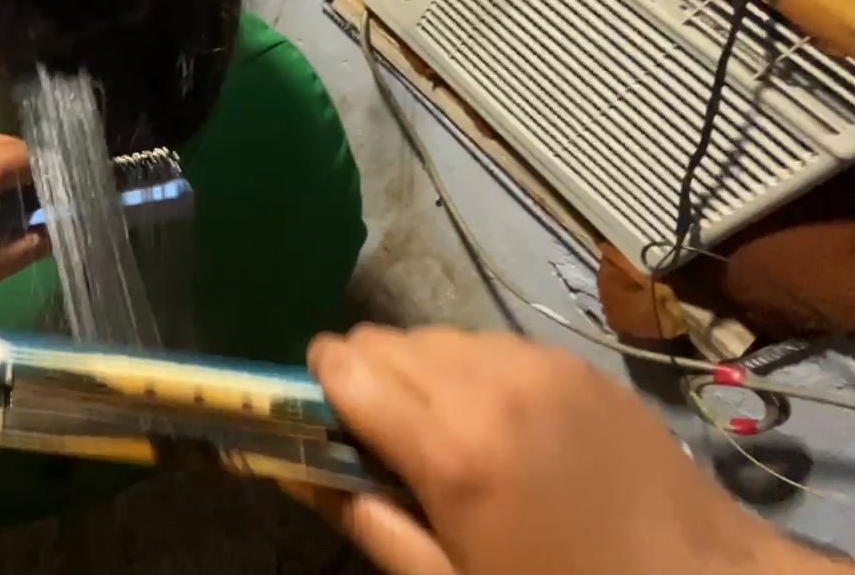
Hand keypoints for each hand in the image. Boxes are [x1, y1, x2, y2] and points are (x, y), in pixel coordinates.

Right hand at [299, 326, 849, 574]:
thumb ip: (363, 520)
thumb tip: (291, 470)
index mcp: (448, 450)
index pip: (341, 363)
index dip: (321, 384)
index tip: (330, 417)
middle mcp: (480, 385)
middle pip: (377, 340)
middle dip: (367, 378)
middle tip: (392, 434)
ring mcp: (527, 363)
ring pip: (425, 335)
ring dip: (418, 371)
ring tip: (454, 428)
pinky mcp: (563, 358)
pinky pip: (479, 340)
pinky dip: (467, 369)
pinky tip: (504, 421)